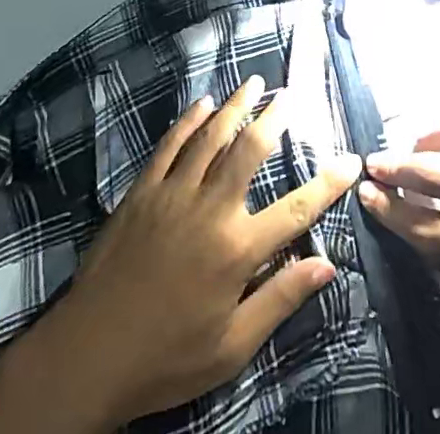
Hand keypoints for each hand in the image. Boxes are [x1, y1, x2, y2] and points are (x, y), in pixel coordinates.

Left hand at [31, 76, 363, 427]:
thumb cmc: (167, 356)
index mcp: (237, 249)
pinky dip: (187, 121)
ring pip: (210, 138)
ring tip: (252, 83)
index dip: (328, 183)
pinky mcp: (141, 192)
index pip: (296, 208)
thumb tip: (327, 264)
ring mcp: (172, 195)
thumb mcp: (232, 346)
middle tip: (289, 95)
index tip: (350, 159)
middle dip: (273, 119)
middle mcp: (210, 210)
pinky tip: (201, 104)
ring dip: (234, 107)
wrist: (89, 353)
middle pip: (249, 152)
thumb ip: (280, 299)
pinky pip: (168, 146)